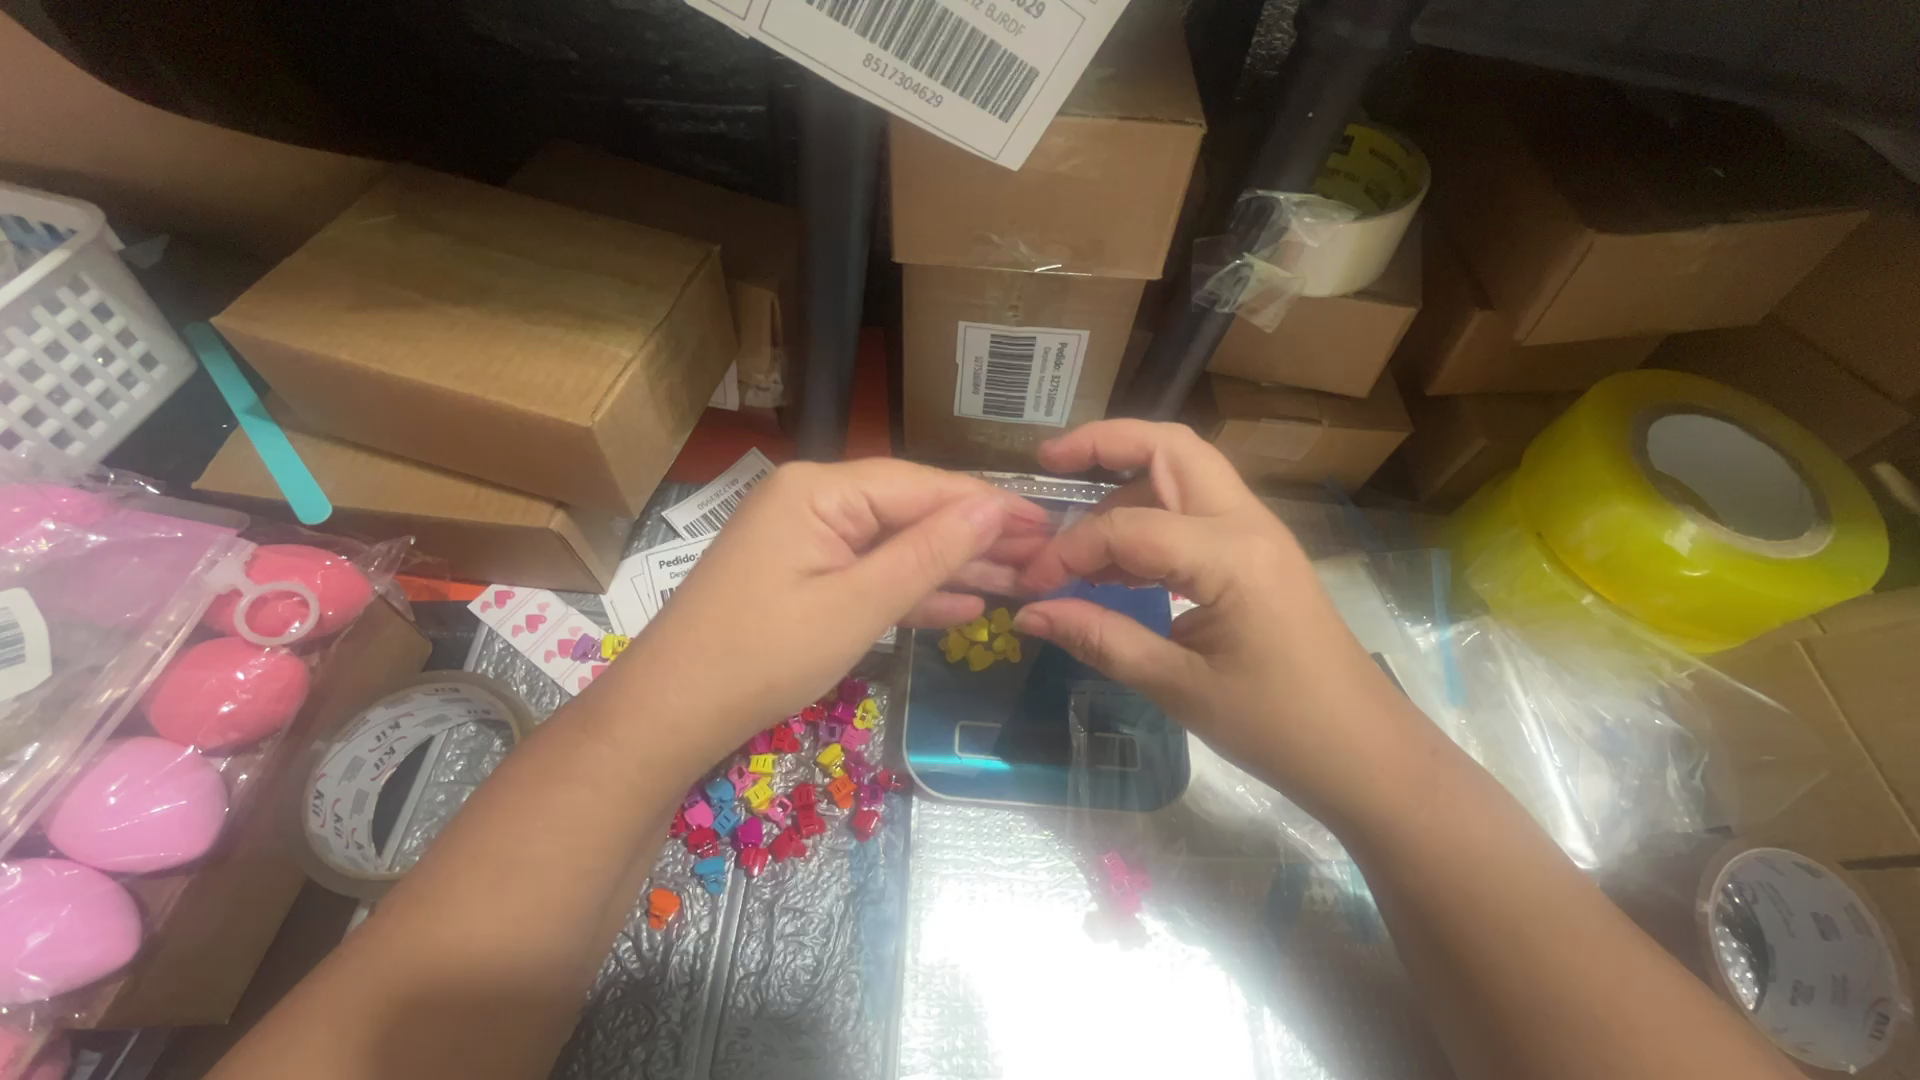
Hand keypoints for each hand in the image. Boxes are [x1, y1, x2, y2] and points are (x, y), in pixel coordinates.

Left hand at [610, 459, 1048, 759]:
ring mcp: (805, 538)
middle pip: (910, 510)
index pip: (922, 485)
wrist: (672, 714)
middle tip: (1044, 556)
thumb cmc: (763, 657)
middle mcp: (812, 500)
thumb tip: (995, 507)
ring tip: (1019, 582)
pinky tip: (964, 606)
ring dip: (951, 567)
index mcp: (820, 490)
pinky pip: (868, 572)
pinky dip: (911, 590)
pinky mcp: (802, 574)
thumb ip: (929, 553)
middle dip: (975, 537)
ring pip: (894, 544)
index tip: (1047, 521)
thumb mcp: (858, 606)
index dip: (988, 504)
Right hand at [1013, 420, 1433, 820]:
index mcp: (1230, 555)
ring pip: (1186, 470)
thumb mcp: (1178, 686)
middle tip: (1048, 463)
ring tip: (1075, 524)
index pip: (1126, 527)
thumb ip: (1100, 638)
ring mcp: (1258, 534)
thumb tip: (1029, 614)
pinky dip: (1150, 517)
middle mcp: (1247, 524)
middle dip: (1104, 444)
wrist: (1366, 755)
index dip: (1067, 551)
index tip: (1029, 585)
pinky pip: (1196, 511)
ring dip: (1127, 481)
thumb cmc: (1278, 727)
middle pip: (1170, 447)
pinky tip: (1117, 564)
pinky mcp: (1259, 554)